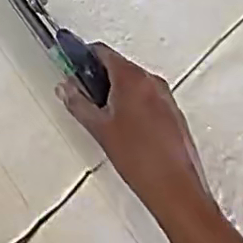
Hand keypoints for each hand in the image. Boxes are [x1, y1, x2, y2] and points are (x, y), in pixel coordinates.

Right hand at [57, 43, 211, 219]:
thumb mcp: (99, 129)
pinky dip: (136, 105)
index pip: (102, 51)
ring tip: (107, 118)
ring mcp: (166, 97)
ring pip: (135, 83)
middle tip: (87, 95)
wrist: (176, 191)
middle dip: (101, 78)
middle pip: (119, 66)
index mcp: (132, 77)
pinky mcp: (174, 114)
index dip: (84, 57)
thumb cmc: (141, 160)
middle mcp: (152, 81)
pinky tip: (128, 130)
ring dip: (119, 92)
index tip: (74, 66)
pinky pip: (150, 98)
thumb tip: (66, 89)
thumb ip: (78, 103)